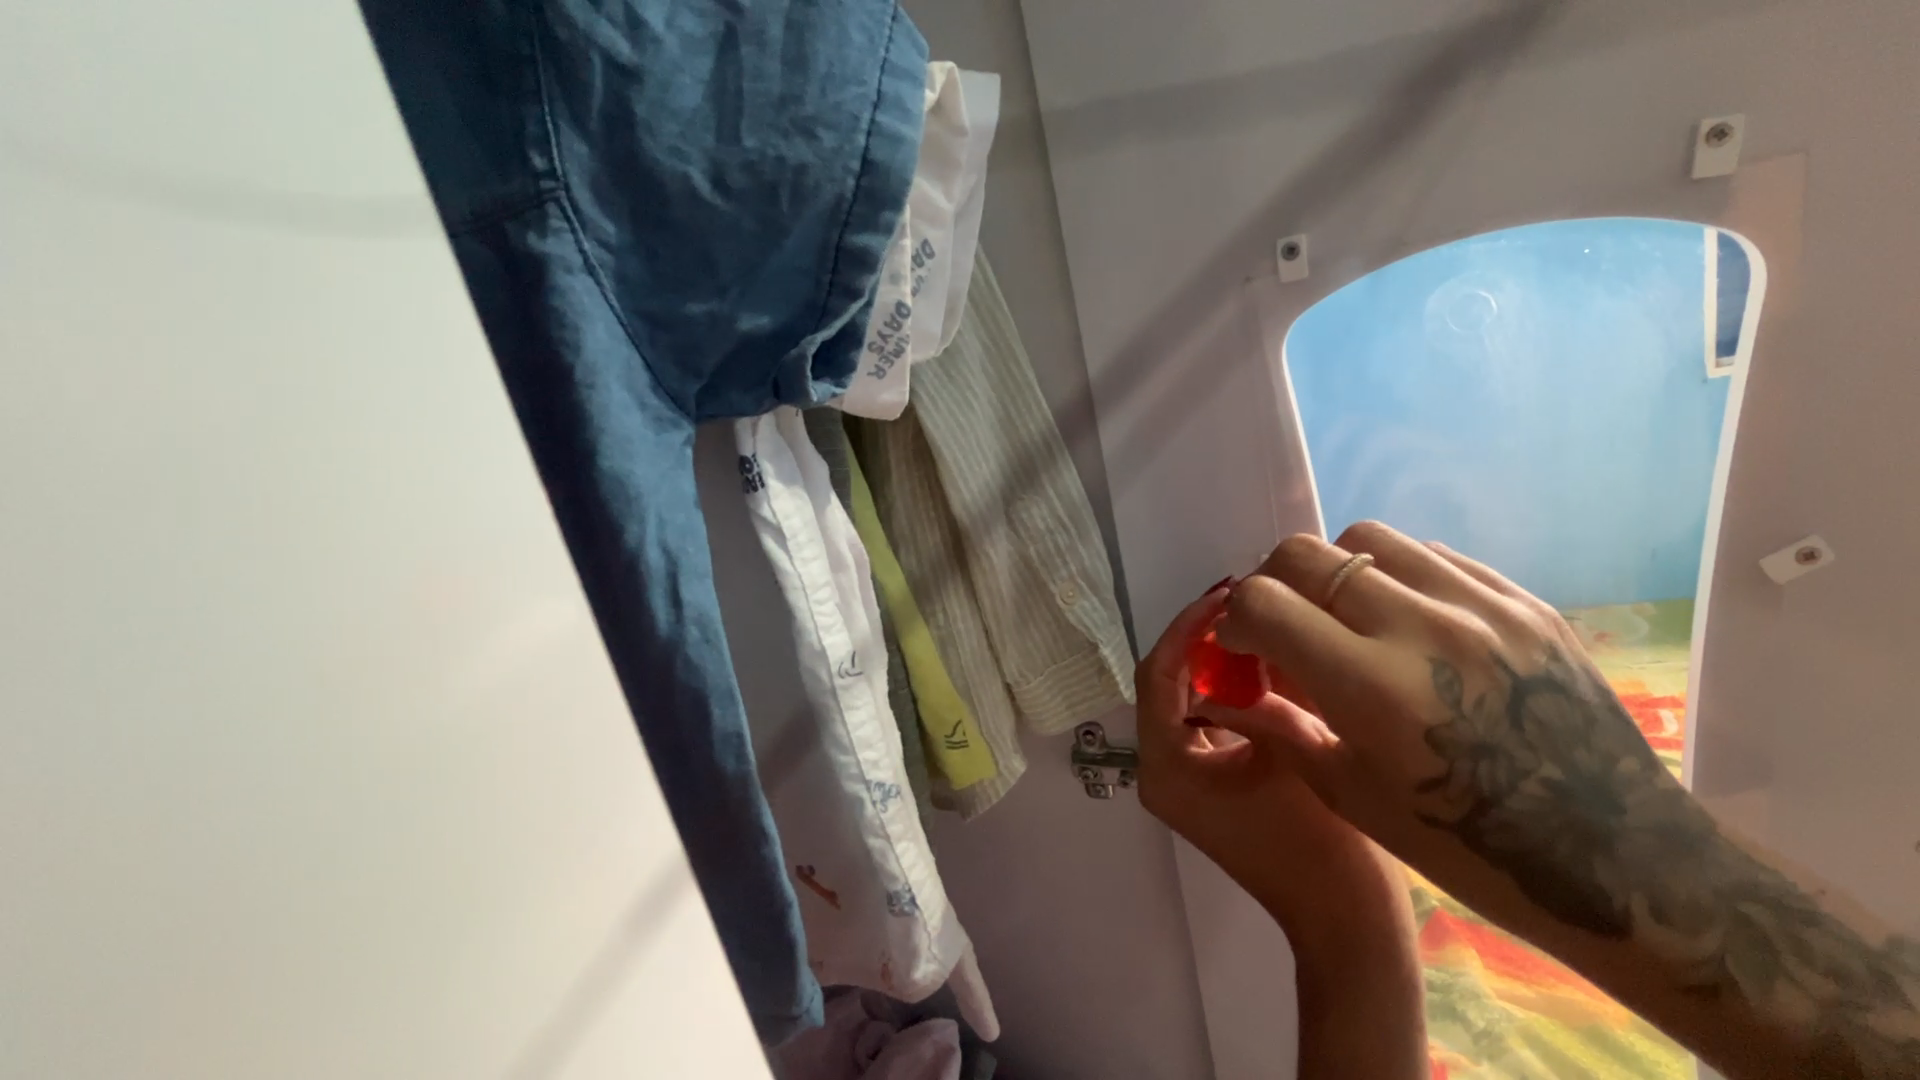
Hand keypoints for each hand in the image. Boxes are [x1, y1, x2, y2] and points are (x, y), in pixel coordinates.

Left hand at [1134, 585, 1408, 939]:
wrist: (1348, 920)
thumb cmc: (1325, 839)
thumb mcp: (1293, 745)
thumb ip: (1261, 684)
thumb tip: (1248, 625)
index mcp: (1166, 766)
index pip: (1158, 675)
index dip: (1187, 628)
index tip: (1226, 592)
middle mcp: (1158, 772)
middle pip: (1164, 685)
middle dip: (1199, 641)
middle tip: (1244, 600)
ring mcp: (1179, 782)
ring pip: (1182, 702)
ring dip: (1212, 663)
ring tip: (1254, 622)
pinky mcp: (1203, 785)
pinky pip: (1202, 724)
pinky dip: (1224, 693)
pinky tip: (1259, 666)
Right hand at [1210, 521, 1703, 944]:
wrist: (1613, 856)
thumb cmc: (1462, 843)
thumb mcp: (1348, 793)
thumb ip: (1279, 723)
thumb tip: (1223, 688)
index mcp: (1371, 688)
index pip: (1264, 603)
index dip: (1234, 619)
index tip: (1241, 645)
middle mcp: (1422, 629)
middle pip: (1306, 554)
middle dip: (1272, 584)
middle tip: (1283, 623)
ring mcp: (1481, 608)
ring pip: (1369, 538)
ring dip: (1336, 571)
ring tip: (1347, 615)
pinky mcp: (1526, 602)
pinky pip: (1434, 556)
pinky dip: (1399, 577)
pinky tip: (1408, 621)